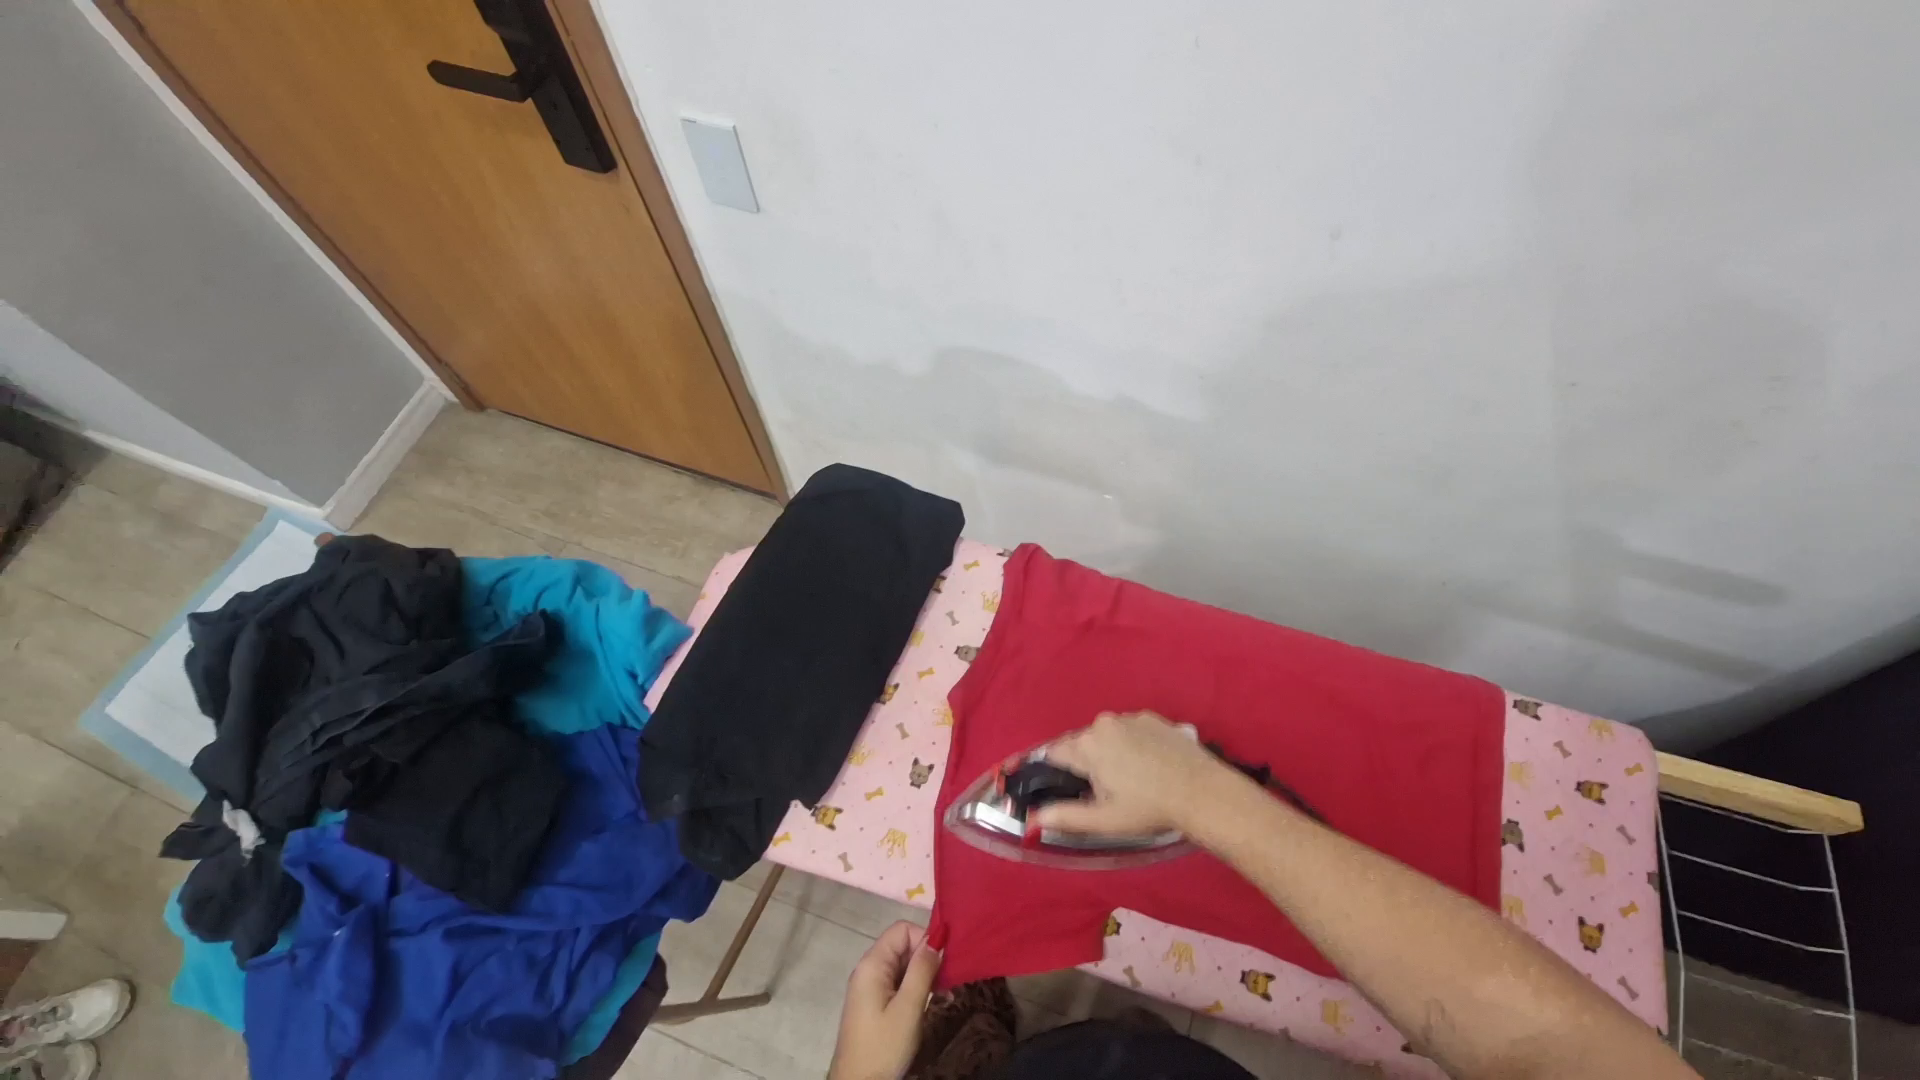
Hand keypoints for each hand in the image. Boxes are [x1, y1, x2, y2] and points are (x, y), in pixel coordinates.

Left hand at [828, 921, 942, 1079]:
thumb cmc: (883, 1046)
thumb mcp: (908, 1008)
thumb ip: (922, 970)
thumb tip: (937, 938)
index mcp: (872, 964)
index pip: (901, 930)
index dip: (924, 939)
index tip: (943, 962)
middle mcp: (868, 969)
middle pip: (902, 945)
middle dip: (926, 958)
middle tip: (947, 981)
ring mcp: (870, 986)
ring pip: (902, 965)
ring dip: (923, 975)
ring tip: (943, 994)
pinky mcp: (874, 1003)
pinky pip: (897, 983)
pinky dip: (914, 988)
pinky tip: (929, 1004)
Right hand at [1029, 711, 1238, 837]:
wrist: (1202, 792)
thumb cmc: (1149, 809)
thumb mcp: (1104, 820)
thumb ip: (1065, 816)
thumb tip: (1033, 818)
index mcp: (1087, 746)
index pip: (1054, 753)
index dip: (1057, 772)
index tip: (1069, 788)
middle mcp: (1103, 724)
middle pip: (1082, 743)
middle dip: (1087, 763)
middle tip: (1106, 791)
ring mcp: (1130, 717)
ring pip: (1106, 736)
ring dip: (1109, 752)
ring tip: (1132, 778)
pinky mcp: (1153, 718)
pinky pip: (1130, 730)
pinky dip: (1132, 744)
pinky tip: (1149, 765)